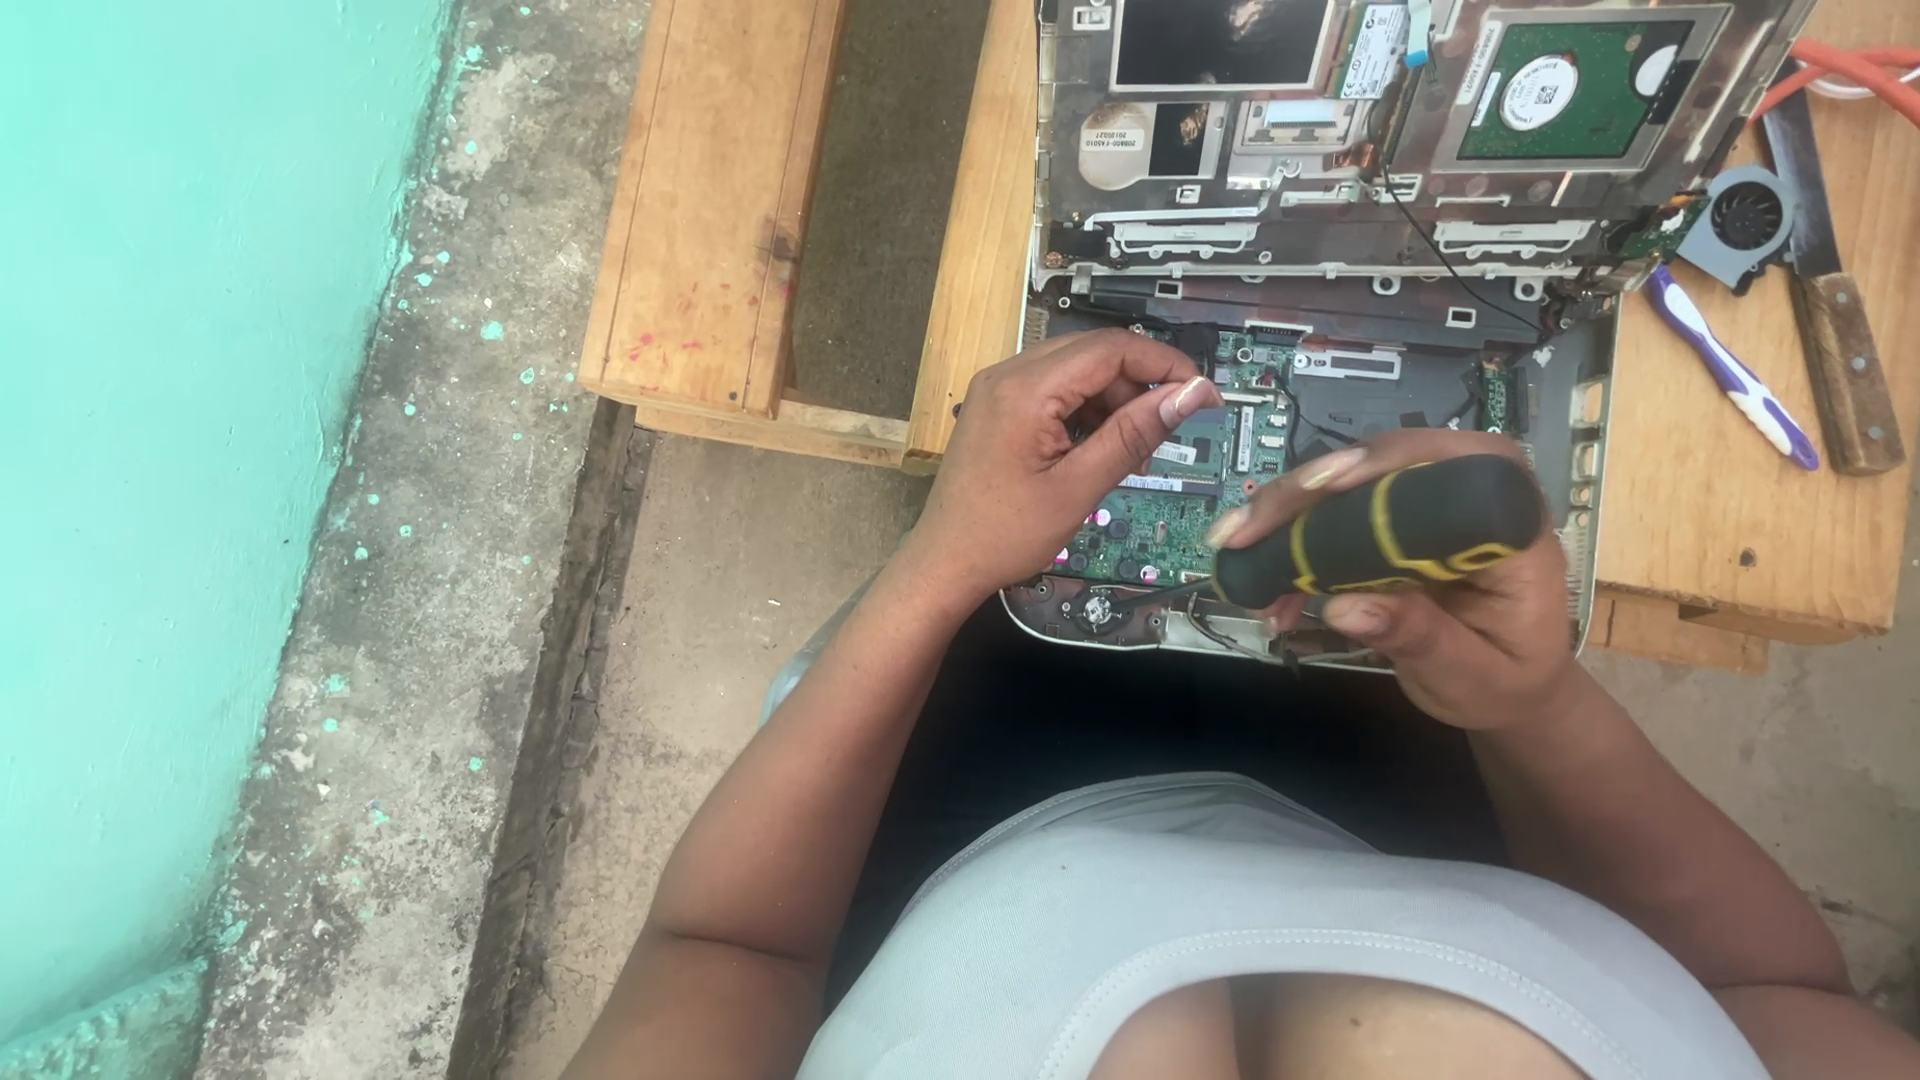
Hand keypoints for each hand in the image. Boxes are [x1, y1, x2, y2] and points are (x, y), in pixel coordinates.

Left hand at [904, 328, 1221, 602]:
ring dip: (1111, 402)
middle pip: (1093, 354)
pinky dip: (1083, 411)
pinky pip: (1052, 390)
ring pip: (1075, 371)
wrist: (946, 562)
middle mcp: (1006, 375)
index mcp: (1024, 389)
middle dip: (1137, 386)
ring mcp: (997, 389)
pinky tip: (1094, 449)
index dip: (1164, 366)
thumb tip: (1191, 394)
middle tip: (1160, 435)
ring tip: (1126, 454)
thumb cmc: (1005, 535)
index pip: (1111, 348)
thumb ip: (1134, 435)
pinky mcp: (996, 407)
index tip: (1200, 397)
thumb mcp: (1078, 488)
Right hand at [1207, 429, 1578, 730]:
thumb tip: (1344, 607)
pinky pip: (1325, 518)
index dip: (1389, 463)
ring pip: (1341, 487)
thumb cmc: (1503, 680)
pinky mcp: (1382, 526)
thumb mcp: (1472, 675)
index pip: (1459, 464)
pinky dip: (1285, 546)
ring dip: (1281, 517)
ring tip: (1234, 553)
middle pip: (1379, 466)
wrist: (1501, 690)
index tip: (1325, 486)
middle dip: (1303, 494)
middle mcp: (1462, 502)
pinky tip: (1263, 588)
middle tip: (1243, 531)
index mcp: (1511, 531)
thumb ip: (1420, 640)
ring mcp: (1417, 510)